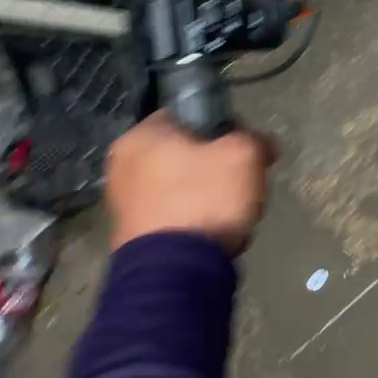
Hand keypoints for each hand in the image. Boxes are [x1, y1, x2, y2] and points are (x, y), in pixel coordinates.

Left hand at [106, 112, 275, 255]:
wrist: (176, 264)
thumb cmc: (207, 195)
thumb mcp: (246, 152)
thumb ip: (253, 136)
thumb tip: (256, 143)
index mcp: (141, 136)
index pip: (189, 113)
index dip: (224, 125)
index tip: (246, 144)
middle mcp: (121, 162)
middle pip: (185, 148)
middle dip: (217, 159)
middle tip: (244, 174)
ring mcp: (122, 197)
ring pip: (181, 178)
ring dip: (208, 186)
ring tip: (232, 202)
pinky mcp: (132, 226)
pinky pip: (173, 205)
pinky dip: (194, 209)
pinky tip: (214, 221)